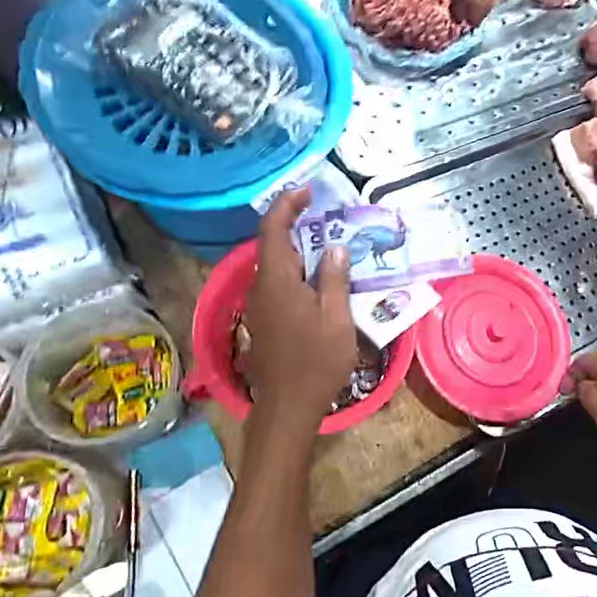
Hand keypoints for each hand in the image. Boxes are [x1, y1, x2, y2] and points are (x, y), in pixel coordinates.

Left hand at [244, 188, 355, 419]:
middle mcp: (262, 288)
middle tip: (327, 216)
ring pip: (276, 265)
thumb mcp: (336, 318)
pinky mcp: (265, 320)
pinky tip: (320, 280)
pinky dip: (298, 271)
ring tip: (329, 245)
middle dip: (296, 224)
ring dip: (299, 249)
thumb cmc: (316, 361)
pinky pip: (279, 283)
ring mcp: (260, 306)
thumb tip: (334, 247)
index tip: (308, 191)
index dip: (287, 205)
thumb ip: (334, 279)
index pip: (273, 230)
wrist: (288, 405)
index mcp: (278, 281)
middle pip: (272, 245)